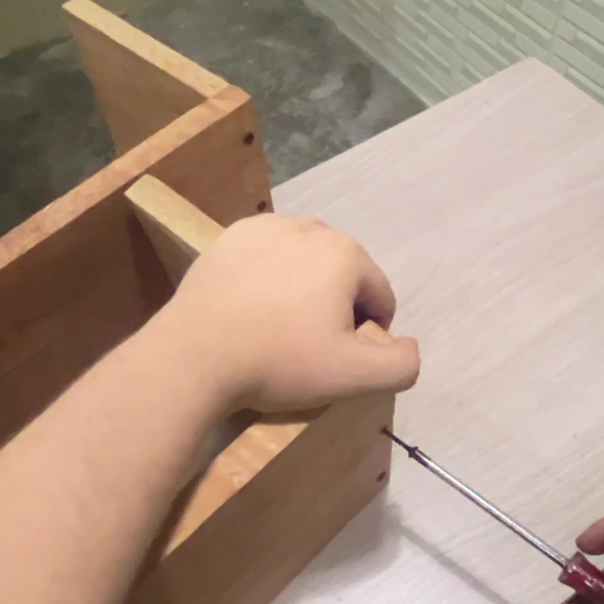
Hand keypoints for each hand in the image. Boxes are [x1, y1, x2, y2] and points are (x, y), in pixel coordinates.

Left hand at [150, 214, 420, 411]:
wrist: (194, 356)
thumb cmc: (279, 362)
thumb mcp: (353, 376)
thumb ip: (402, 364)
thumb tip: (409, 346)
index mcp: (346, 254)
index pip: (380, 297)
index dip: (368, 335)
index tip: (337, 360)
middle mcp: (311, 227)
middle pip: (343, 276)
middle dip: (335, 309)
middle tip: (306, 347)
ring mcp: (266, 227)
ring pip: (305, 264)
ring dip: (303, 292)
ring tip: (277, 330)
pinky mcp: (229, 237)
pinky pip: (268, 259)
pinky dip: (268, 280)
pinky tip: (251, 311)